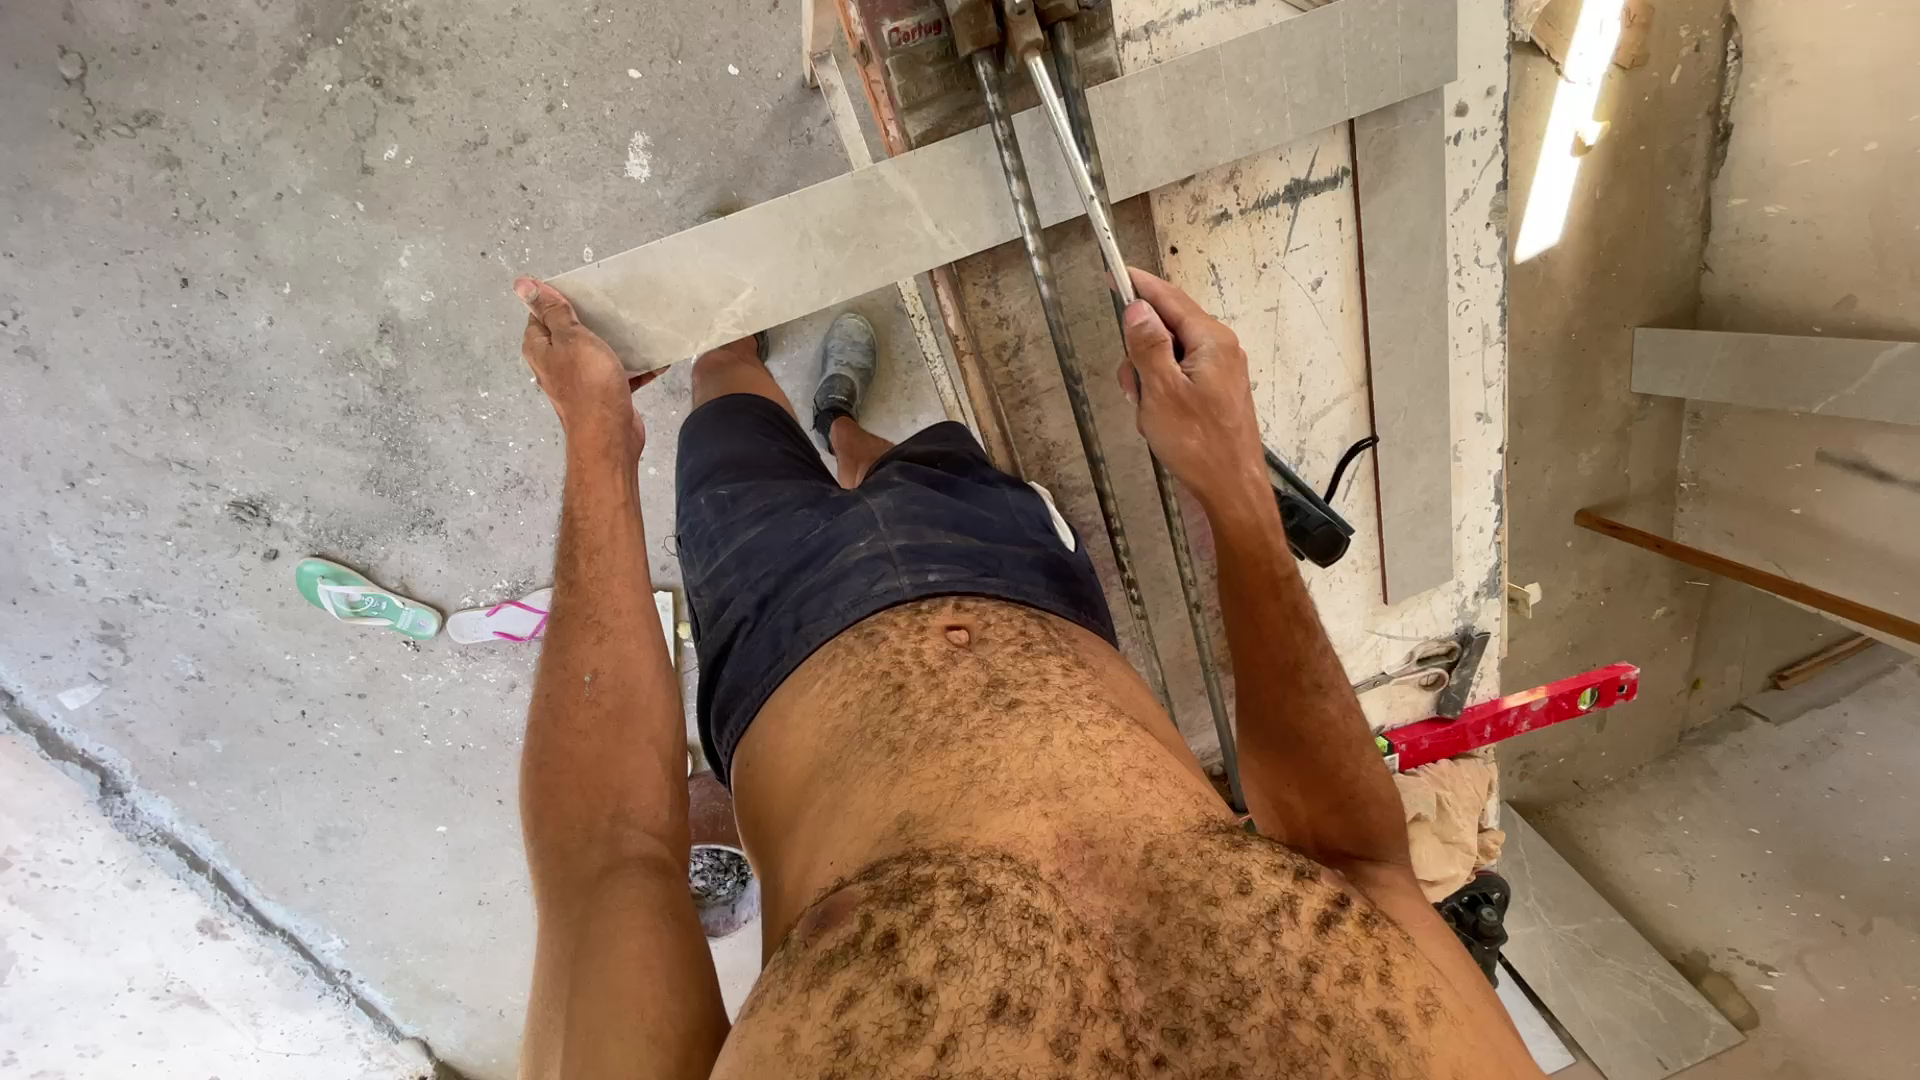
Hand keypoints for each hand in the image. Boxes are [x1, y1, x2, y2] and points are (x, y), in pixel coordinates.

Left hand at [514, 276, 656, 462]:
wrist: (610, 434)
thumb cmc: (589, 386)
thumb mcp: (571, 338)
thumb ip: (552, 311)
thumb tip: (523, 284)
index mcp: (541, 349)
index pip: (541, 315)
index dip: (558, 301)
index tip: (583, 291)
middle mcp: (557, 365)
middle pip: (572, 334)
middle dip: (592, 321)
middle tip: (612, 307)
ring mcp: (582, 382)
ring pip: (598, 354)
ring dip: (616, 344)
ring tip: (636, 330)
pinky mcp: (605, 395)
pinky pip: (621, 374)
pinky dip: (636, 368)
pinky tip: (654, 360)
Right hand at [1116, 267, 1266, 513]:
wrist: (1231, 487)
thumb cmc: (1197, 442)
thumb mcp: (1161, 391)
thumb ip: (1148, 345)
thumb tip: (1138, 308)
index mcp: (1211, 341)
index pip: (1170, 299)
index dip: (1140, 285)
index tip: (1114, 273)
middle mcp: (1220, 349)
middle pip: (1167, 328)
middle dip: (1140, 352)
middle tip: (1134, 388)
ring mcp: (1220, 371)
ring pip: (1169, 356)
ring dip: (1149, 378)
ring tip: (1148, 412)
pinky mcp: (1215, 393)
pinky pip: (1178, 377)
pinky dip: (1161, 392)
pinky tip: (1158, 419)